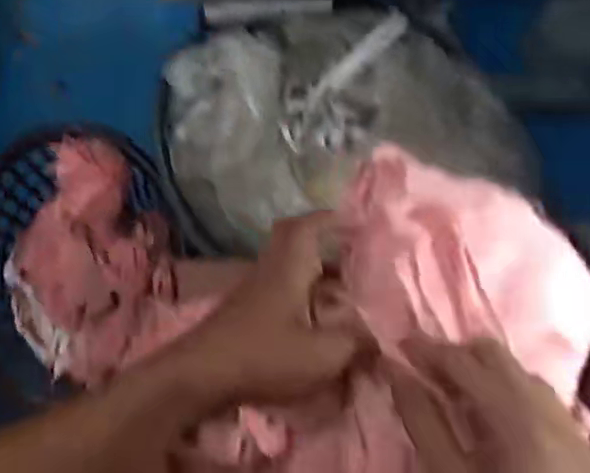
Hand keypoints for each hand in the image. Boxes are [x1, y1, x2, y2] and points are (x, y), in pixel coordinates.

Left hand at [163, 212, 367, 407]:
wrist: (205, 370)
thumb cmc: (265, 355)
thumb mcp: (320, 355)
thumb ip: (355, 340)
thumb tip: (383, 328)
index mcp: (289, 265)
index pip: (309, 225)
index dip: (333, 218)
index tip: (359, 222)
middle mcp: (273, 265)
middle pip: (296, 237)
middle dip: (325, 238)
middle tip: (354, 252)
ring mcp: (259, 283)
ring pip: (291, 260)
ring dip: (317, 266)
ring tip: (350, 287)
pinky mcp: (253, 303)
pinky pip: (285, 280)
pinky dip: (306, 286)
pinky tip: (323, 313)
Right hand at [388, 337, 589, 472]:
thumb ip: (422, 420)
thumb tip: (397, 372)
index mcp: (513, 412)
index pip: (460, 359)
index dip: (424, 348)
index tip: (395, 347)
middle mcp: (545, 408)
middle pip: (494, 355)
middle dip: (455, 355)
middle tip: (424, 373)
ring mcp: (570, 429)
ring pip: (520, 375)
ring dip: (485, 374)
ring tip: (456, 397)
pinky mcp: (584, 453)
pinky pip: (541, 401)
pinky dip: (511, 395)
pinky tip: (494, 424)